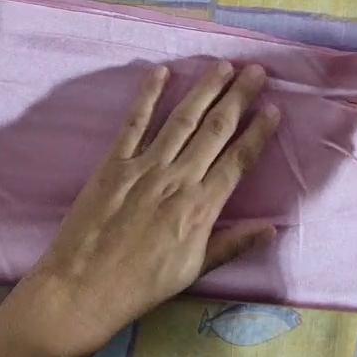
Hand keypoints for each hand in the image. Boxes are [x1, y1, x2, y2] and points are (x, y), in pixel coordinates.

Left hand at [9, 61, 280, 356]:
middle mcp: (178, 179)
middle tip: (256, 71)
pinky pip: (135, 123)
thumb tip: (272, 228)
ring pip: (183, 119)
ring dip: (205, 89)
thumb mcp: (194, 271)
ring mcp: (145, 167)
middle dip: (239, 98)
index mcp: (201, 207)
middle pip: (216, 130)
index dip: (258, 132)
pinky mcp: (114, 163)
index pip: (238, 160)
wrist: (83, 290)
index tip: (273, 108)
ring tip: (223, 66)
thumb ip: (232, 245)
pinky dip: (148, 95)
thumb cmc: (141, 286)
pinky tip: (161, 72)